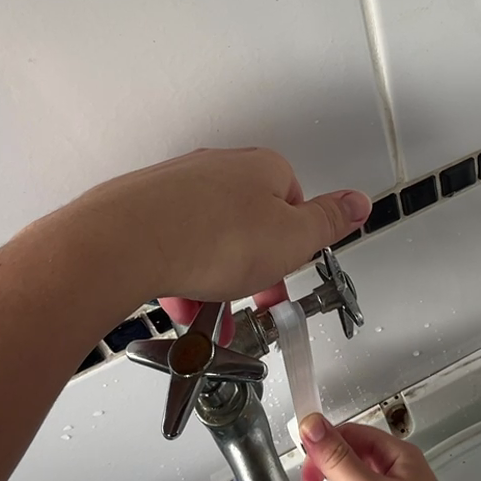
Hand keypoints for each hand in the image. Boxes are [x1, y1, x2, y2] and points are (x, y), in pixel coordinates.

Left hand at [36, 147, 368, 326]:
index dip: (291, 248)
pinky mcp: (144, 208)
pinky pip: (172, 245)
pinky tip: (176, 300)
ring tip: (205, 311)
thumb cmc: (206, 237)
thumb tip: (357, 203)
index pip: (293, 206)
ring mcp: (178, 186)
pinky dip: (178, 274)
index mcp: (263, 169)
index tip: (284, 275)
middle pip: (249, 223)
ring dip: (212, 279)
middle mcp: (220, 169)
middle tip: (246, 299)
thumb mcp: (292, 240)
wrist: (123, 243)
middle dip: (249, 268)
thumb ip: (330, 222)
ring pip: (208, 239)